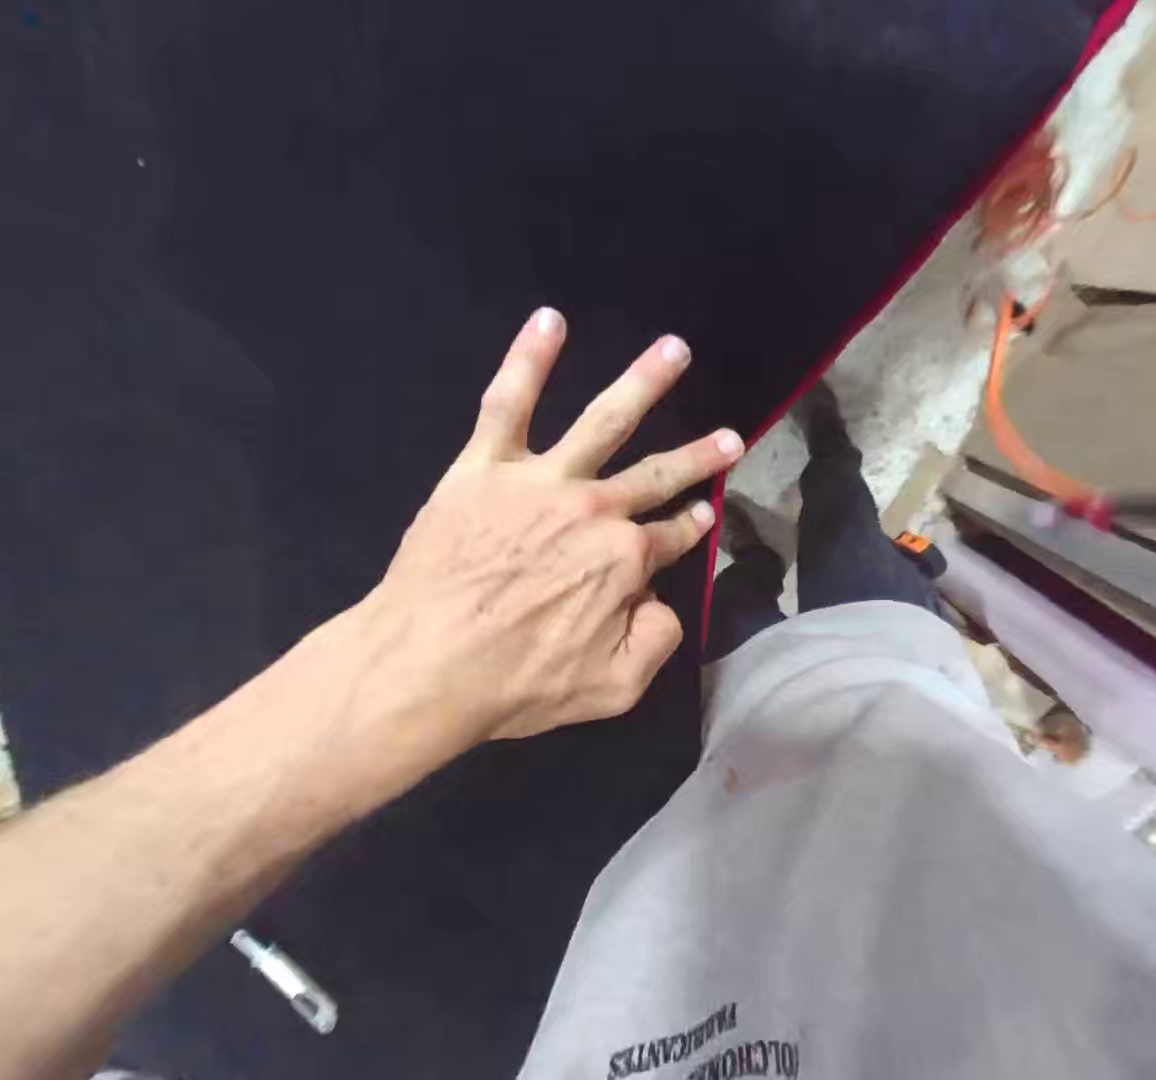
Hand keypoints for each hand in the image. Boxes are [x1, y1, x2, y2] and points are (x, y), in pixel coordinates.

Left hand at [358, 307, 742, 744]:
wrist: (427, 664)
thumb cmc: (516, 683)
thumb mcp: (611, 690)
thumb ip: (656, 641)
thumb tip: (664, 600)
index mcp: (624, 562)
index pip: (669, 538)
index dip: (691, 528)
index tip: (705, 514)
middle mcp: (595, 511)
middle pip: (657, 475)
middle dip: (698, 457)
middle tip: (728, 438)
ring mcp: (542, 482)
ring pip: (603, 420)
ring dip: (644, 382)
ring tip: (674, 349)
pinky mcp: (486, 467)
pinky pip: (507, 403)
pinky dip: (528, 359)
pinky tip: (549, 320)